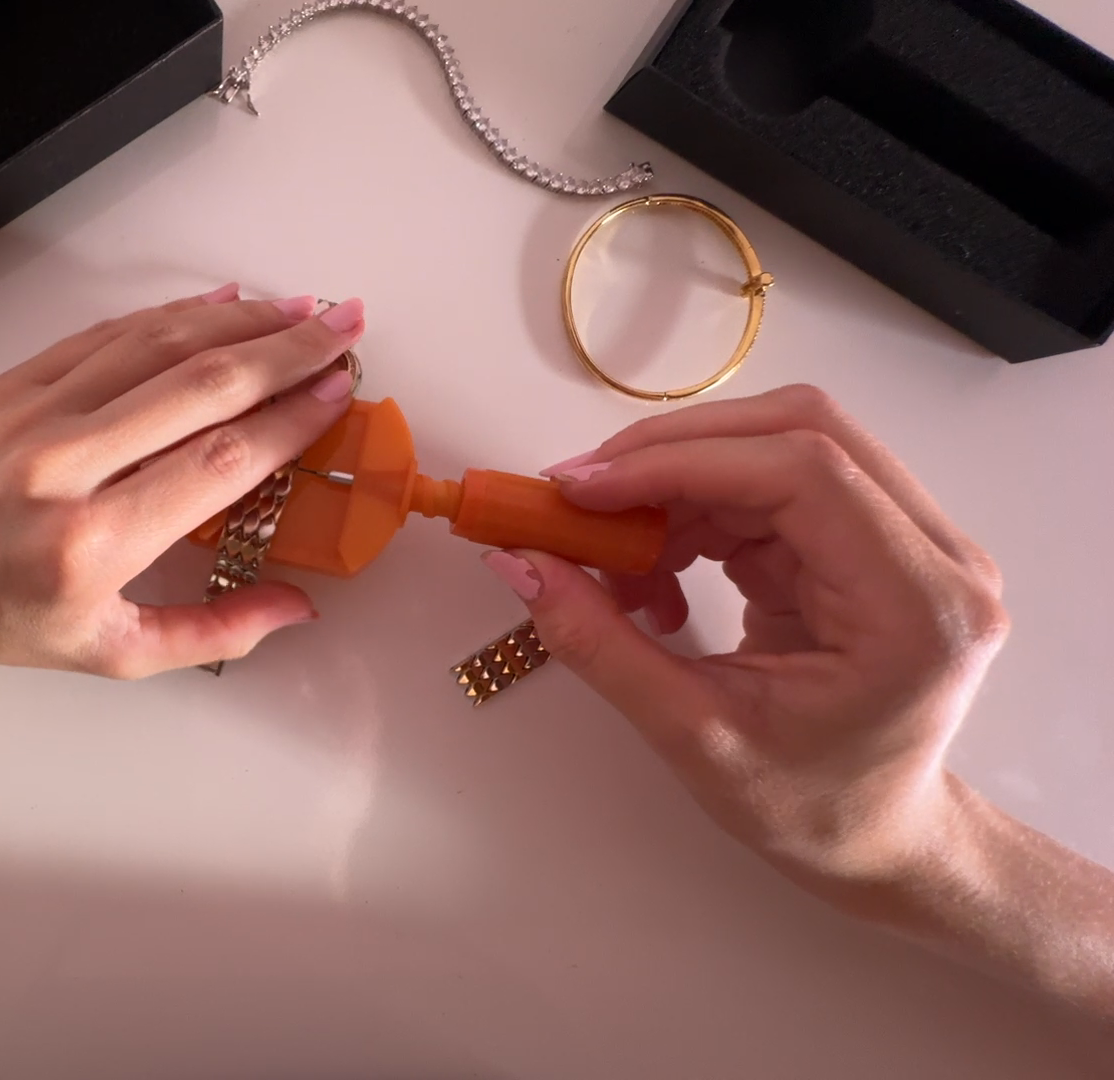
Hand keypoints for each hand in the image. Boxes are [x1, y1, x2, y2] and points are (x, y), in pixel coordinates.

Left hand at [0, 287, 363, 678]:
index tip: (339, 393)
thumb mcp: (115, 652)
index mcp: (94, 541)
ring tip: (300, 310)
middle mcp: (63, 464)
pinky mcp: (10, 384)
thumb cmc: (7, 624)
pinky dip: (170, 314)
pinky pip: (106, 334)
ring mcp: (30, 412)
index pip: (221, 460)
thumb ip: (215, 632)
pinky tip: (221, 303)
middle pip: (200, 386)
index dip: (291, 420)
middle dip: (286, 351)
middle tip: (345, 327)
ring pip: (156, 344)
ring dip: (239, 321)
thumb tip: (301, 606)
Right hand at [485, 385, 1009, 904]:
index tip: (572, 491)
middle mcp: (926, 552)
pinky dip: (677, 512)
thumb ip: (592, 639)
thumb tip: (512, 559)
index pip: (800, 473)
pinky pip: (751, 488)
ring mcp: (895, 539)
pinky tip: (646, 571)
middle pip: (793, 432)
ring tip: (603, 552)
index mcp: (913, 605)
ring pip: (765, 450)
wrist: (878, 835)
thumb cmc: (801, 802)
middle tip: (574, 495)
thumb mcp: (683, 730)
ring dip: (664, 483)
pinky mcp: (850, 541)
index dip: (674, 462)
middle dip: (666, 451)